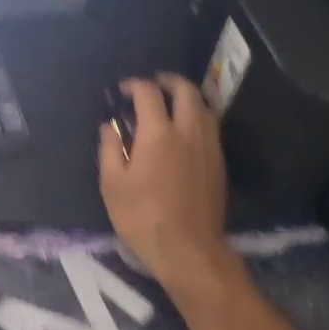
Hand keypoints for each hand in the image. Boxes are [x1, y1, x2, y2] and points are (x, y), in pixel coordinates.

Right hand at [99, 74, 231, 289]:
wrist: (187, 248)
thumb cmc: (141, 217)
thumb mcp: (112, 185)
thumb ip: (110, 149)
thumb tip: (110, 127)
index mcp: (158, 134)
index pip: (148, 94)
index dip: (134, 86)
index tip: (122, 91)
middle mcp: (188, 131)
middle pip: (185, 91)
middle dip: (168, 81)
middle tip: (152, 85)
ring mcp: (208, 146)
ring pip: (204, 106)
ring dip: (187, 98)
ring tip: (171, 105)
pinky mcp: (219, 163)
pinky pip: (210, 127)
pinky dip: (197, 117)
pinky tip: (185, 132)